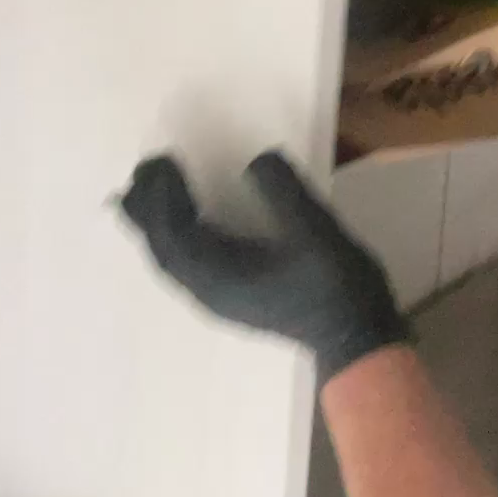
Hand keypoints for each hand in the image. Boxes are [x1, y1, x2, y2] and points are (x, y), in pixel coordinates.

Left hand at [119, 150, 411, 381]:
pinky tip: (188, 235)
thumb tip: (258, 159)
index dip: (164, 193)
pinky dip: (177, 242)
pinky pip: (188, 266)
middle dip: (148, 208)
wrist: (354, 337)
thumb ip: (287, 197)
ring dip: (157, 226)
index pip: (174, 228)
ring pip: (172, 259)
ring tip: (144, 200)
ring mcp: (216, 298)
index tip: (161, 159)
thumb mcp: (319, 234)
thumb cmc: (338, 285)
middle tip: (143, 171)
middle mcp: (204, 288)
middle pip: (162, 246)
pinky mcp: (233, 300)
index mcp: (217, 271)